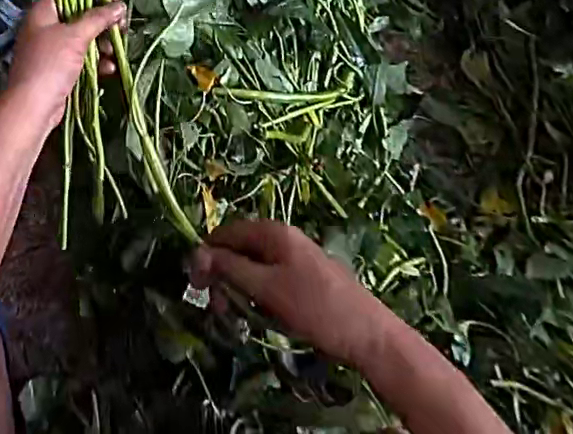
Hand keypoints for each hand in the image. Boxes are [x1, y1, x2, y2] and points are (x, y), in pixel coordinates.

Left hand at [0, 0, 125, 129]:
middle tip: (121, 27)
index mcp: (42, 12)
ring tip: (114, 50)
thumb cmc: (50, 64)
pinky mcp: (59, 68)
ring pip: (83, 37)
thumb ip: (97, 18)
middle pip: (78, 14)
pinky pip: (82, 57)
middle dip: (101, 21)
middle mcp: (45, 26)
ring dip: (102, 42)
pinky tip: (109, 68)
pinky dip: (96, 60)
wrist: (33, 105)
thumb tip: (118, 4)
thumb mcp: (75, 36)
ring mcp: (52, 48)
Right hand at [188, 219, 400, 367]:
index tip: (197, 286)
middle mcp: (283, 236)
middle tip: (219, 307)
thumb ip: (228, 268)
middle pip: (238, 248)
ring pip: (254, 265)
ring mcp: (298, 255)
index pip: (223, 234)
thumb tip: (194, 254)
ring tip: (240, 314)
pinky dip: (260, 292)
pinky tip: (264, 313)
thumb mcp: (266, 289)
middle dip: (223, 275)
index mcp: (271, 231)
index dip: (206, 256)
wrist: (377, 341)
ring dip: (240, 287)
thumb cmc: (318, 309)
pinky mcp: (308, 275)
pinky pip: (272, 276)